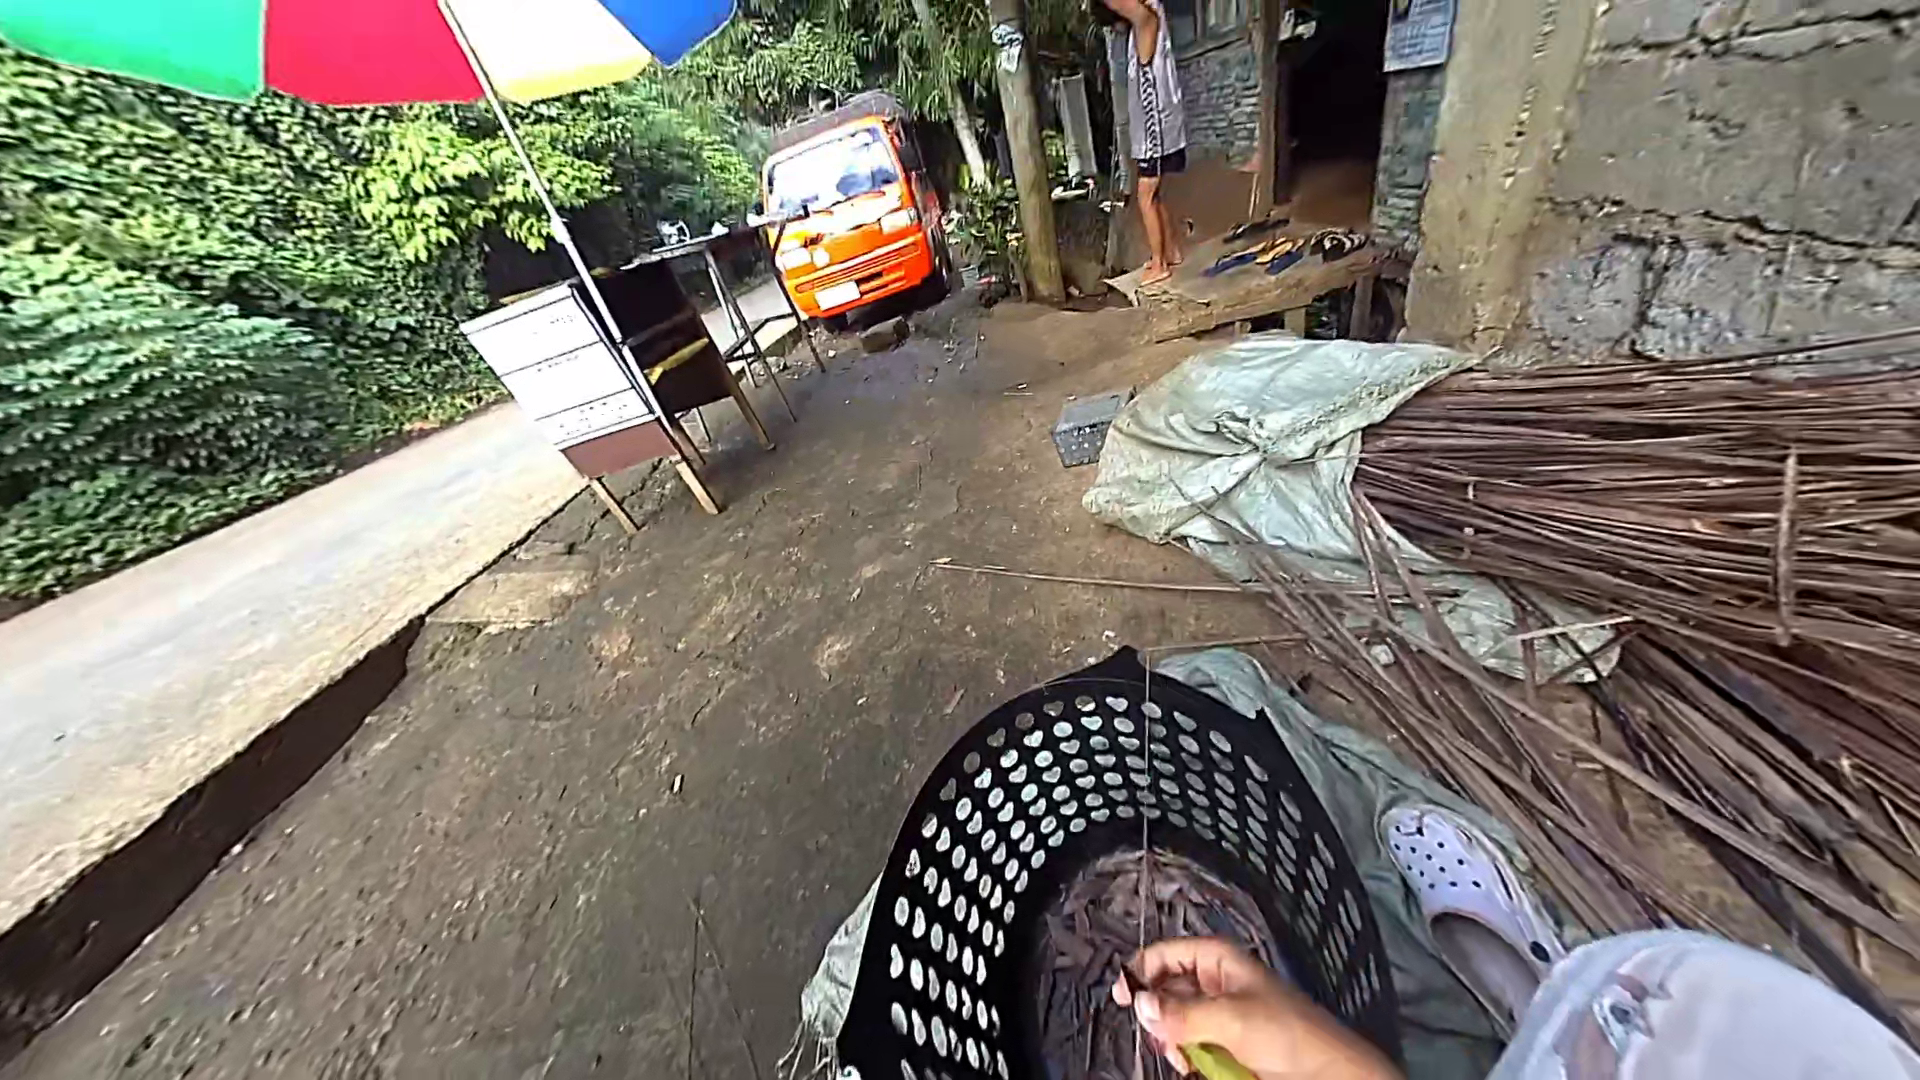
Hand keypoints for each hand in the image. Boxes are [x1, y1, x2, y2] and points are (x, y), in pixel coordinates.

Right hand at [1111, 938, 1401, 1079]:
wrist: (1335, 1079)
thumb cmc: (1286, 1034)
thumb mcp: (1232, 1020)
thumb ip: (1183, 1013)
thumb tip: (1138, 1005)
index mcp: (1215, 959)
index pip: (1164, 954)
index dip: (1140, 971)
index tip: (1121, 998)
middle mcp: (1213, 981)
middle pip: (1166, 989)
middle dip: (1158, 1013)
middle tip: (1159, 1038)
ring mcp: (1220, 1014)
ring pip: (1177, 1020)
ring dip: (1173, 1039)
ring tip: (1181, 1059)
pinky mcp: (1227, 1045)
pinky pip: (1193, 1045)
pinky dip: (1187, 1056)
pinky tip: (1192, 1068)